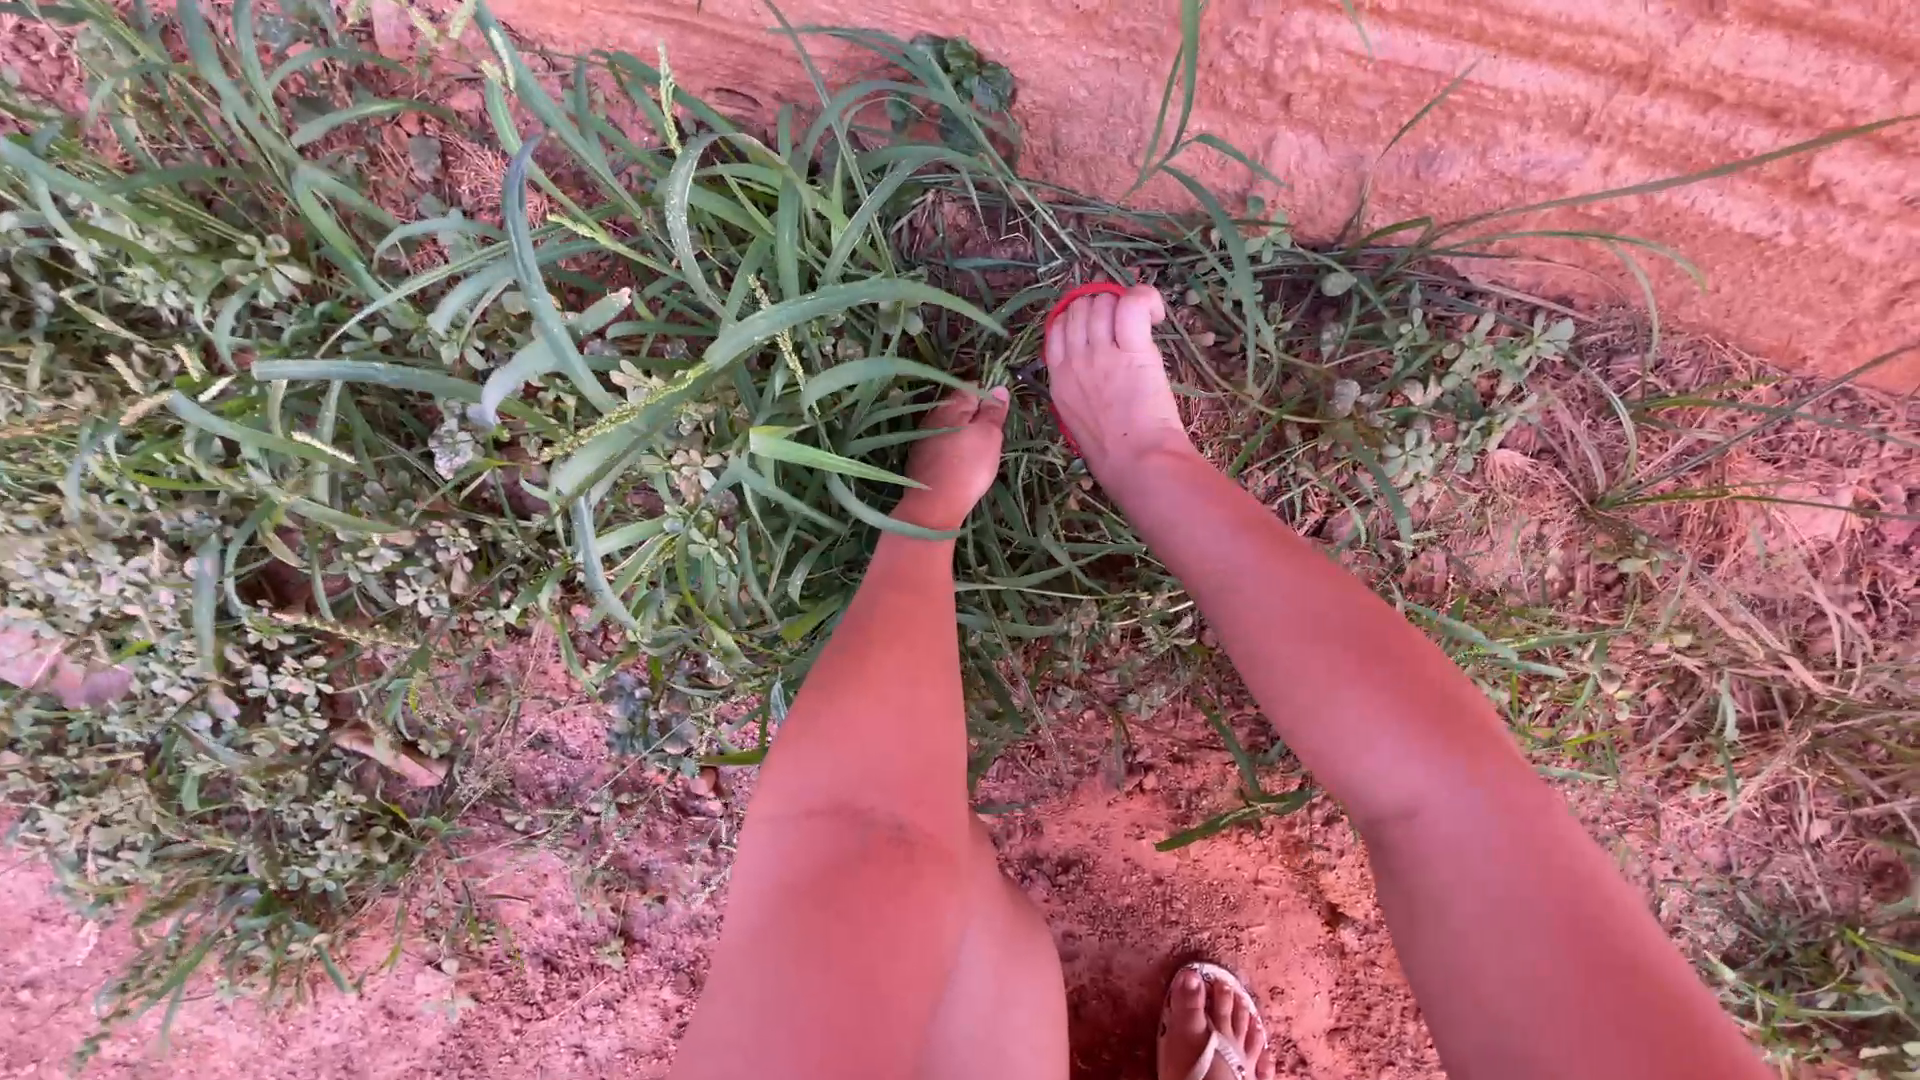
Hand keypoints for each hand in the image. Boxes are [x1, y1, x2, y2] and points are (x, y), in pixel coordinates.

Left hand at [892, 386, 1009, 530]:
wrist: (935, 504)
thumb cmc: (968, 466)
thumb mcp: (989, 435)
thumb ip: (993, 411)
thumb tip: (999, 388)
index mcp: (951, 405)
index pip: (972, 388)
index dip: (988, 396)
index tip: (999, 410)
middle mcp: (933, 416)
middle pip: (957, 407)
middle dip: (974, 413)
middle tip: (992, 430)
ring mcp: (923, 438)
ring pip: (947, 426)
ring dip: (962, 431)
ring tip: (978, 447)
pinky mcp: (919, 458)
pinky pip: (939, 444)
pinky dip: (951, 447)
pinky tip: (959, 460)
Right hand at [1043, 285, 1195, 479]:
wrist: (1136, 461)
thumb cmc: (1113, 453)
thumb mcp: (1078, 418)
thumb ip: (1080, 388)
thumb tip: (1095, 367)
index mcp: (1058, 378)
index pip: (1059, 325)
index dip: (1081, 317)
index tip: (1102, 330)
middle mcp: (1074, 360)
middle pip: (1081, 307)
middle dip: (1104, 307)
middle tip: (1125, 328)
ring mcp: (1100, 353)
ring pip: (1104, 301)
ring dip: (1124, 305)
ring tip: (1144, 325)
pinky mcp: (1132, 350)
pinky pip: (1132, 304)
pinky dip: (1147, 300)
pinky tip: (1157, 317)